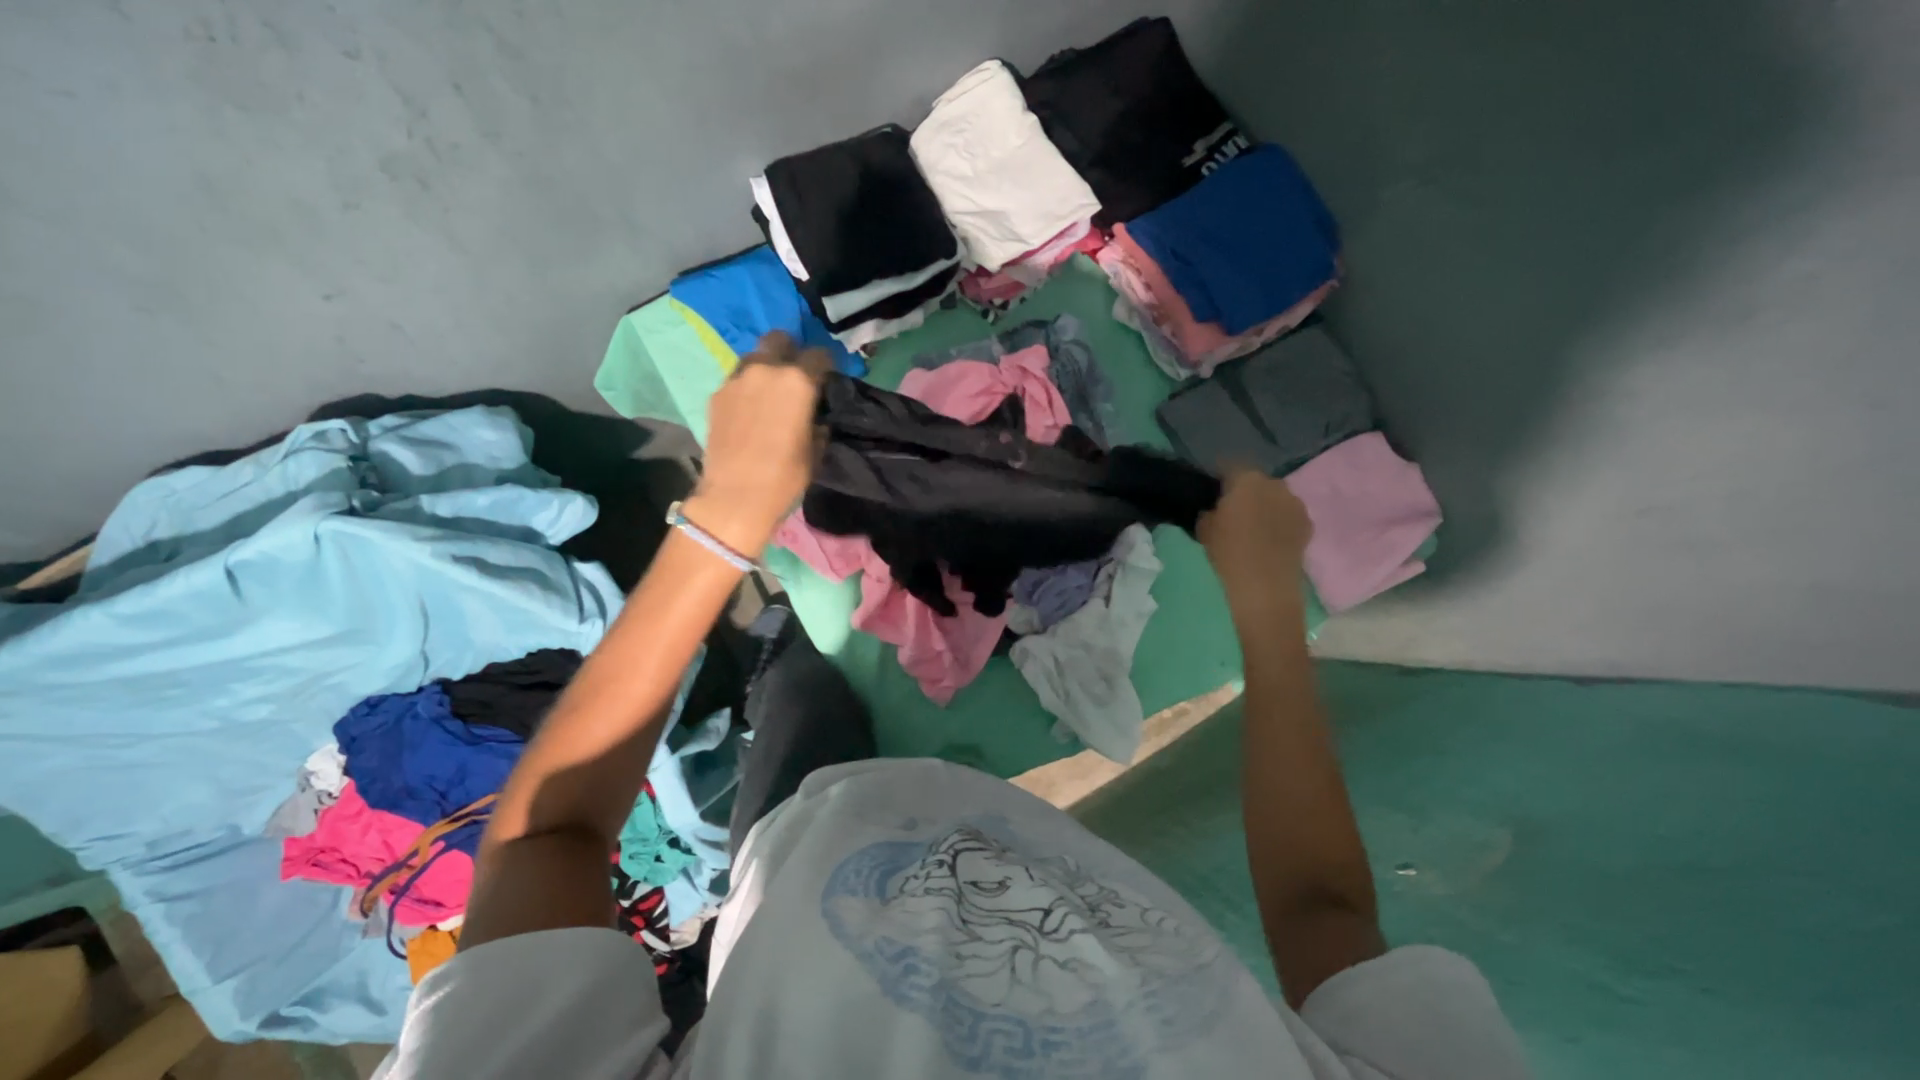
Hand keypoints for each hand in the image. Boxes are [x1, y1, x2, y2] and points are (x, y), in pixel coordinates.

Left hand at [683, 332, 830, 556]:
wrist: (735, 497)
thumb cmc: (784, 477)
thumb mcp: (815, 449)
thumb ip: (817, 421)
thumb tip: (815, 414)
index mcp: (798, 381)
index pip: (819, 355)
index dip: (826, 365)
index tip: (826, 379)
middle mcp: (766, 370)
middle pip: (779, 339)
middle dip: (790, 351)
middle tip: (795, 375)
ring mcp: (737, 379)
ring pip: (755, 356)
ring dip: (766, 367)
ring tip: (769, 391)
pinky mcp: (717, 394)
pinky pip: (737, 379)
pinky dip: (747, 386)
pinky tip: (750, 408)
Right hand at [1197, 467, 1312, 615]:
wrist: (1266, 588)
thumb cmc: (1229, 554)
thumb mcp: (1204, 530)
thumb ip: (1210, 512)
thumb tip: (1216, 509)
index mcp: (1246, 480)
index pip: (1229, 468)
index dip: (1220, 480)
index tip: (1213, 493)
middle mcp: (1275, 484)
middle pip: (1256, 482)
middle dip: (1246, 493)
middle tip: (1233, 512)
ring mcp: (1296, 503)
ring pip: (1275, 498)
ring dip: (1266, 506)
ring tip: (1255, 527)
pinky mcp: (1308, 523)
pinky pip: (1289, 515)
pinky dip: (1281, 522)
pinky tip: (1272, 540)